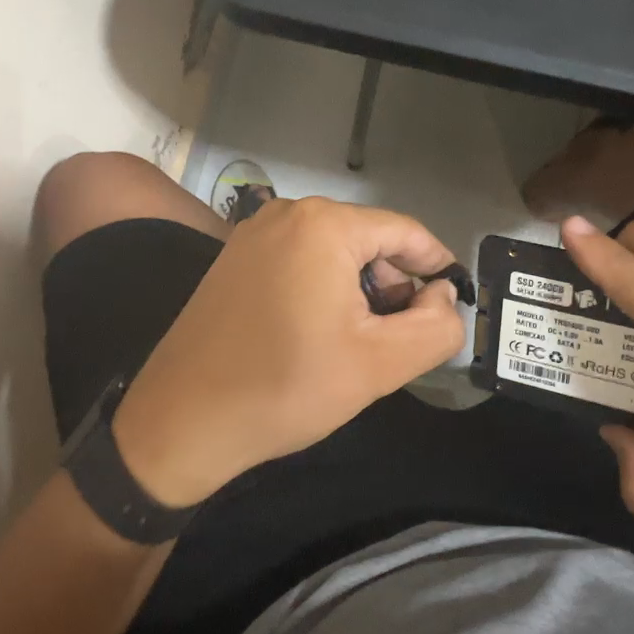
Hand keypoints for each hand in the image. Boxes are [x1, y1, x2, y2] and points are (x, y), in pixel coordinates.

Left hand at [109, 198, 465, 507]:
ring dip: (358, 292)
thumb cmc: (286, 386)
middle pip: (369, 240)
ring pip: (334, 252)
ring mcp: (253, 233)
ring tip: (354, 346)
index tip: (451, 308)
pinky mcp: (234, 259)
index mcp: (324, 224)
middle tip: (394, 342)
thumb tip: (443, 296)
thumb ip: (435, 326)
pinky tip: (315, 336)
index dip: (437, 268)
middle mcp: (286, 212)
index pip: (405, 232)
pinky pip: (299, 261)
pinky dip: (322, 290)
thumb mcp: (380, 363)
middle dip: (393, 285)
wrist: (183, 420)